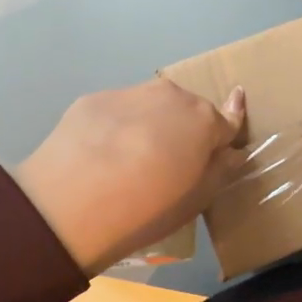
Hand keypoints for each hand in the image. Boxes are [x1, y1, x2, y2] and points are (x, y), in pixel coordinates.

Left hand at [11, 79, 246, 272]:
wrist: (68, 205)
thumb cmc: (145, 209)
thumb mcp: (195, 201)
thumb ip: (221, 170)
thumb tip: (232, 151)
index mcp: (203, 119)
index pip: (228, 120)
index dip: (227, 132)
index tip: (224, 138)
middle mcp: (172, 95)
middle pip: (187, 111)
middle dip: (183, 131)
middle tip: (165, 166)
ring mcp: (131, 93)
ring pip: (150, 107)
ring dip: (148, 125)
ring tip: (127, 161)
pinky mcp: (94, 99)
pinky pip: (116, 112)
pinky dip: (115, 128)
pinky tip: (98, 156)